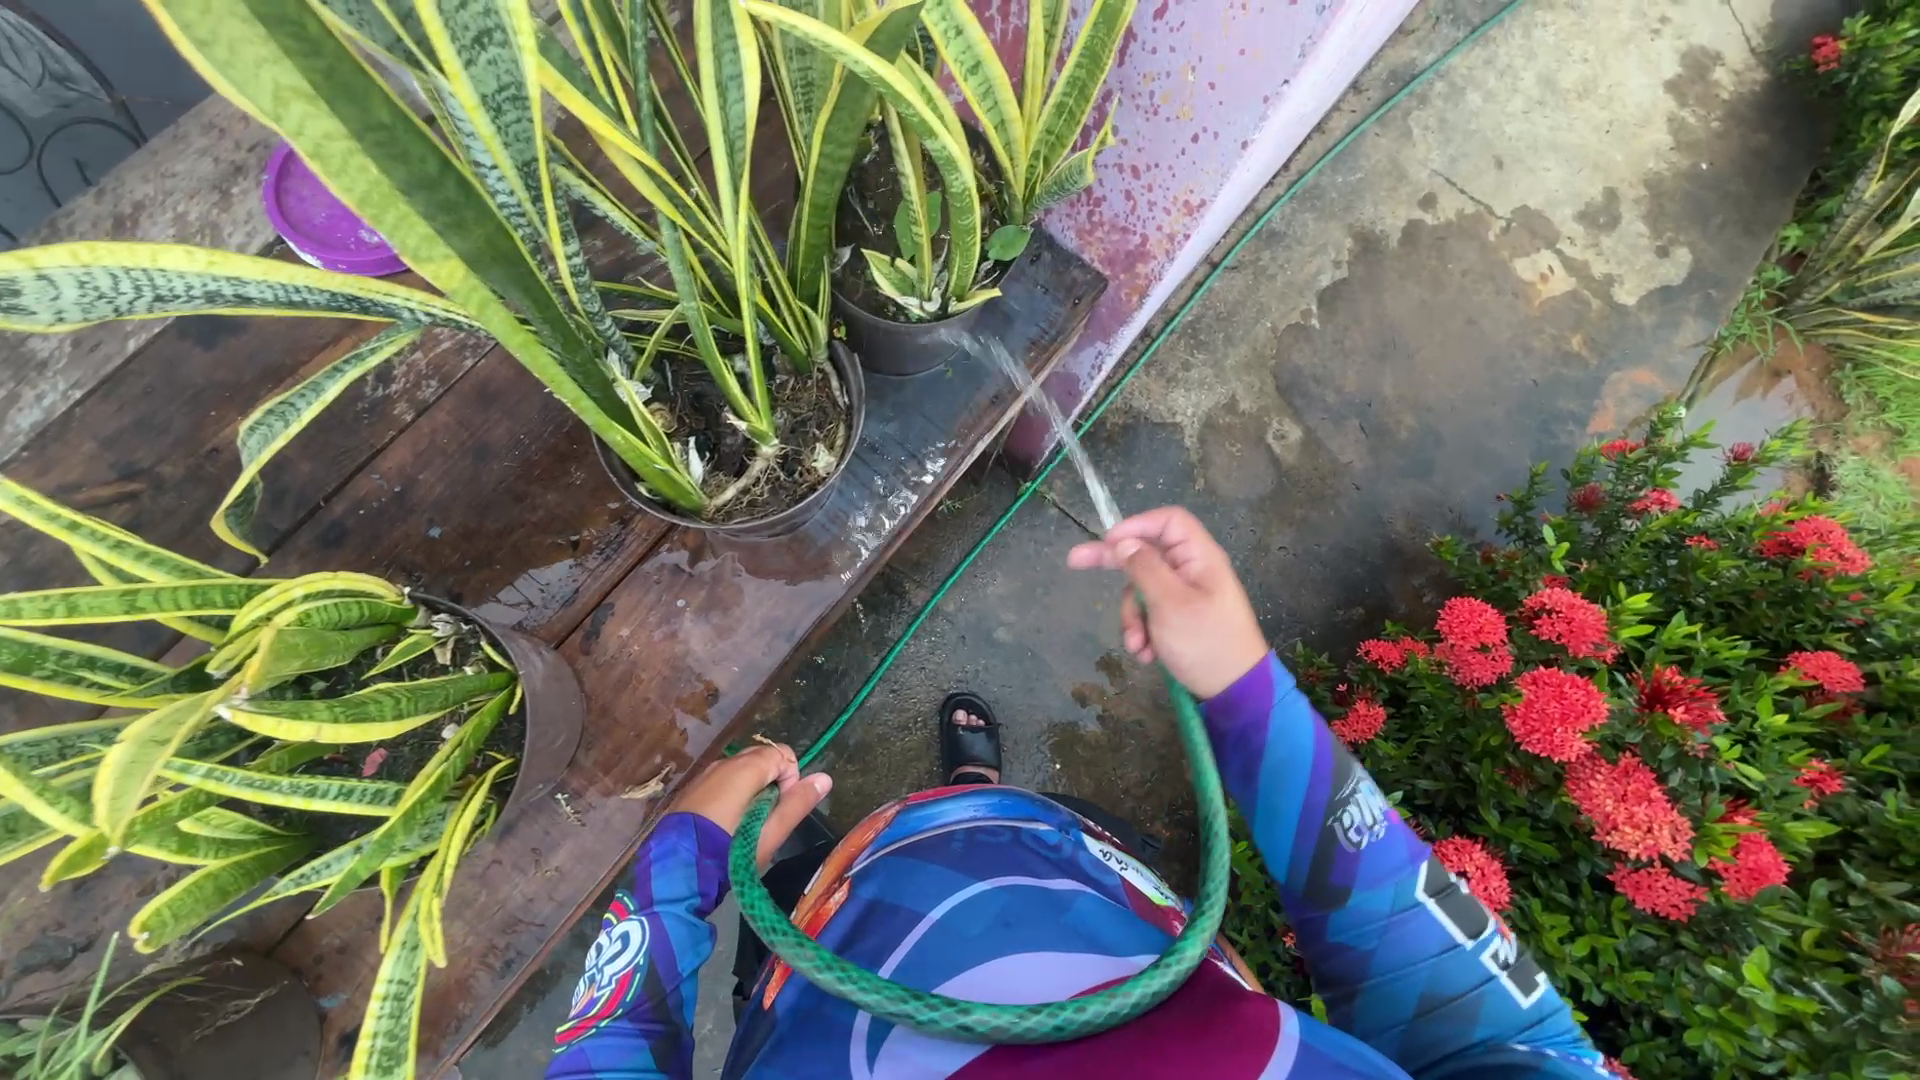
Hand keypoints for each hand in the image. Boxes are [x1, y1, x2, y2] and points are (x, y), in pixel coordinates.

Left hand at [670, 743, 831, 870]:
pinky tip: (724, 825)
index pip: (783, 754)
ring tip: (746, 825)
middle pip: (761, 758)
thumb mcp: (769, 833)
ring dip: (752, 789)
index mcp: (745, 768)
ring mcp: (704, 775)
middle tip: (766, 819)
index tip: (781, 810)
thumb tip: (825, 778)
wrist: (673, 875)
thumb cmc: (728, 853)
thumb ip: (798, 803)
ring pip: (740, 770)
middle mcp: (724, 762)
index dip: (790, 779)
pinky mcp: (690, 791)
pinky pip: (721, 781)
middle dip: (772, 782)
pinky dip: (731, 794)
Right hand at [1067, 506, 1268, 698]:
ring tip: (1138, 644)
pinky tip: (1147, 654)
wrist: (1235, 692)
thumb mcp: (1170, 604)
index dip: (1137, 525)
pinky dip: (1143, 632)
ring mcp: (1185, 595)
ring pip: (1142, 589)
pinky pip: (1150, 613)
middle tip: (1075, 562)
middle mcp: (1191, 571)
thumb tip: (1123, 542)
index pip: (1168, 521)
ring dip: (1132, 617)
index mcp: (1199, 558)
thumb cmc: (1206, 643)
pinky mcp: (1179, 618)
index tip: (1108, 541)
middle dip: (1114, 566)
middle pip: (1147, 554)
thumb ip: (1145, 569)